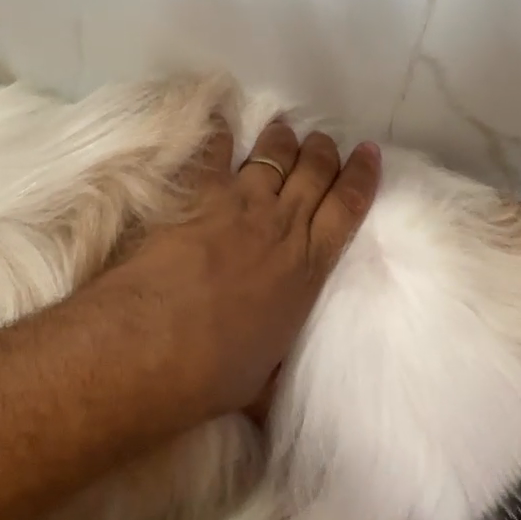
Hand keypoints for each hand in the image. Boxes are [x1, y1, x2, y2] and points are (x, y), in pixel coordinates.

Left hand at [96, 119, 379, 420]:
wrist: (151, 348)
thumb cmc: (213, 373)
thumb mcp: (262, 379)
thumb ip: (272, 368)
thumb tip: (268, 398)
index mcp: (308, 267)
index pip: (348, 208)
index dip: (363, 175)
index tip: (369, 153)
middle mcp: (282, 226)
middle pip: (315, 171)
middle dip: (325, 150)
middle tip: (326, 142)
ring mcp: (239, 205)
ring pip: (274, 155)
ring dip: (284, 138)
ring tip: (285, 129)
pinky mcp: (196, 197)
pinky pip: (214, 152)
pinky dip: (220, 134)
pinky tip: (222, 121)